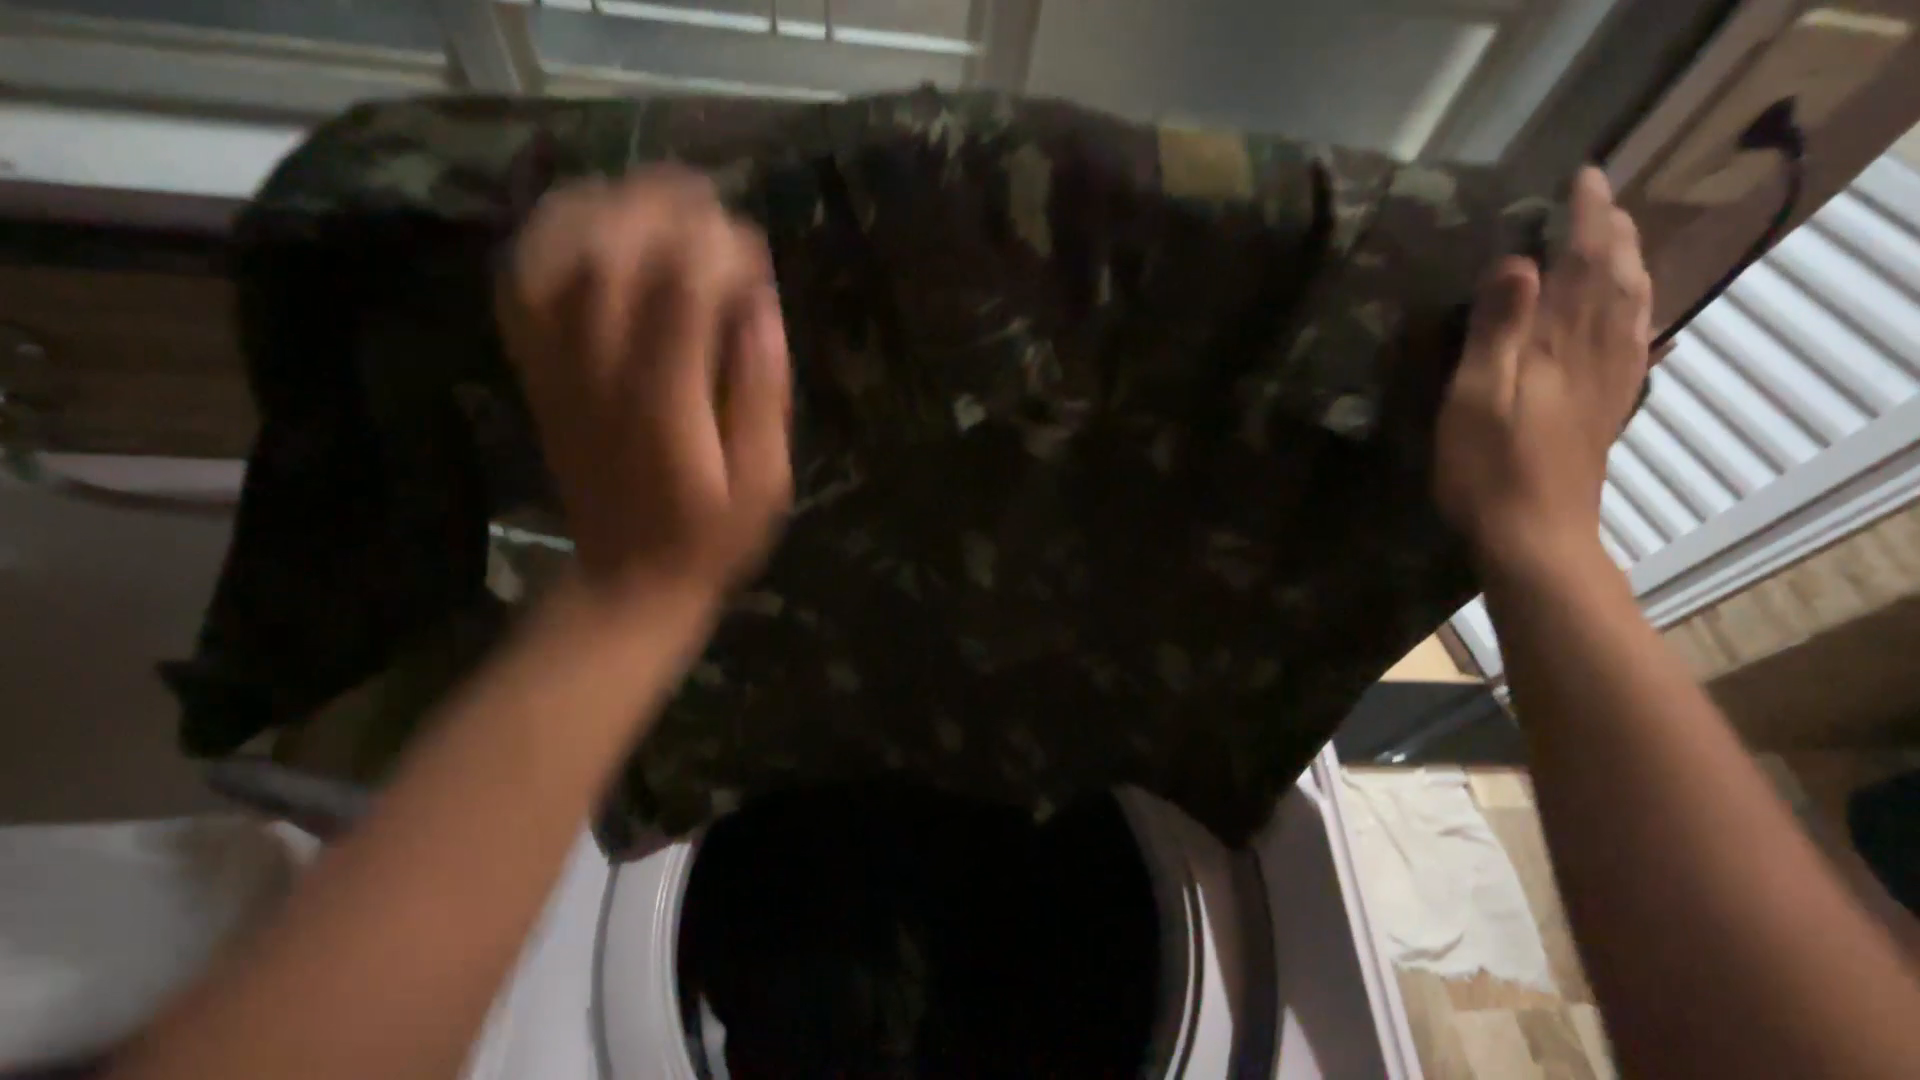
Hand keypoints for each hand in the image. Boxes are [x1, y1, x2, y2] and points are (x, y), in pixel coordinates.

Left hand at [496, 168, 792, 603]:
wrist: (625, 582)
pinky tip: (587, 229)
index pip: (680, 286)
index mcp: (664, 400)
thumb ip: (765, 393)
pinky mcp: (535, 372)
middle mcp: (598, 371)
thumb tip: (760, 305)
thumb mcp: (766, 481)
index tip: (752, 247)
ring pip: (554, 256)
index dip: (717, 246)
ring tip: (650, 200)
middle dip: (662, 207)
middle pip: (610, 251)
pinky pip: (520, 286)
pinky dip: (546, 240)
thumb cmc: (711, 537)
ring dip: (601, 208)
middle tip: (707, 203)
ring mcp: (556, 368)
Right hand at [1435, 166, 1652, 578]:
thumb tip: (1518, 260)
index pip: (1585, 262)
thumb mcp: (1475, 395)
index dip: (1587, 216)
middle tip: (1598, 199)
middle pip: (1618, 277)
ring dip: (1628, 264)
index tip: (1582, 176)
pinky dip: (1636, 310)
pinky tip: (1634, 311)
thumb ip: (1498, 328)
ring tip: (1616, 240)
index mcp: (1562, 343)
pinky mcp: (1609, 407)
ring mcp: (1611, 381)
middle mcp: (1598, 352)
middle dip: (1612, 232)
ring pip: (1633, 305)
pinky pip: (1635, 341)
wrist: (1536, 535)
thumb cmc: (1489, 468)